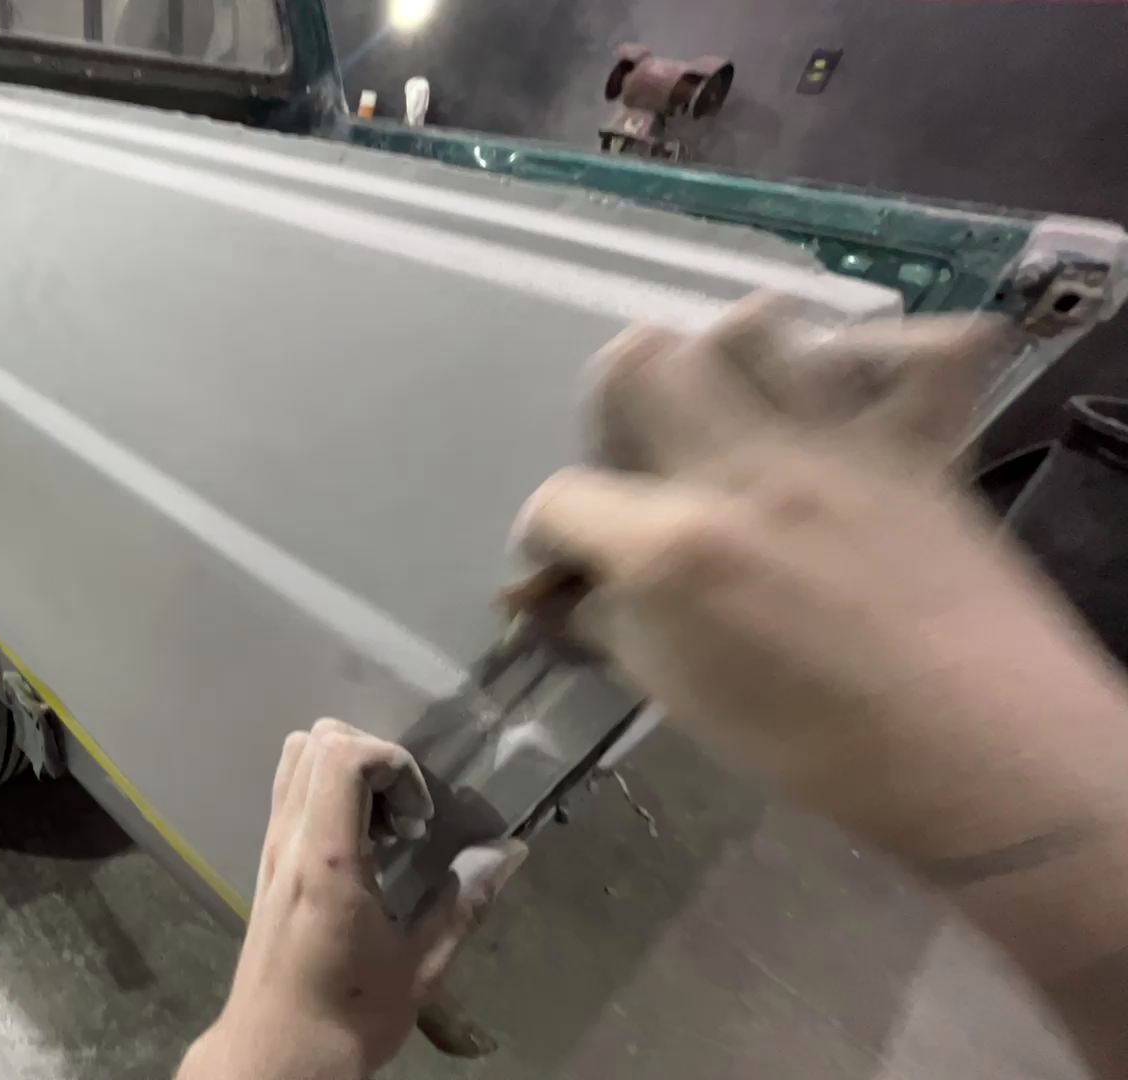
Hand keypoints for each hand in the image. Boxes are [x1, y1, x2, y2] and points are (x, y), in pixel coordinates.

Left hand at [178, 719, 525, 1079]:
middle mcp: (290, 833)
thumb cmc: (349, 1015)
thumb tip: (510, 850)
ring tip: (384, 826)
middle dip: (375, 758)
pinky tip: (360, 840)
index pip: (343, 754)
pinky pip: (292, 784)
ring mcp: (272, 837)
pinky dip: (329, 786)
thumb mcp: (420, 966)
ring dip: (349, 767)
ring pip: (298, 753)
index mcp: (326, 856)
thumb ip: (464, 901)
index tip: (418, 820)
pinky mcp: (268, 849)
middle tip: (403, 819)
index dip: (394, 764)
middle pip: (318, 738)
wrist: (275, 1051)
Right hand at [513, 293, 1123, 862]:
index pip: (557, 500)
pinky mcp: (923, 451)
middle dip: (608, 410)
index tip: (559, 567)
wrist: (986, 768)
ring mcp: (838, 450)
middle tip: (632, 465)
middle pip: (637, 361)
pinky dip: (877, 359)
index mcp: (668, 545)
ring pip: (756, 327)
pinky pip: (928, 351)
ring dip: (718, 364)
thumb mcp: (664, 685)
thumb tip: (550, 595)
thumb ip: (595, 621)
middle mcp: (742, 471)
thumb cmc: (802, 741)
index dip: (539, 536)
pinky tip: (839, 404)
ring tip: (720, 418)